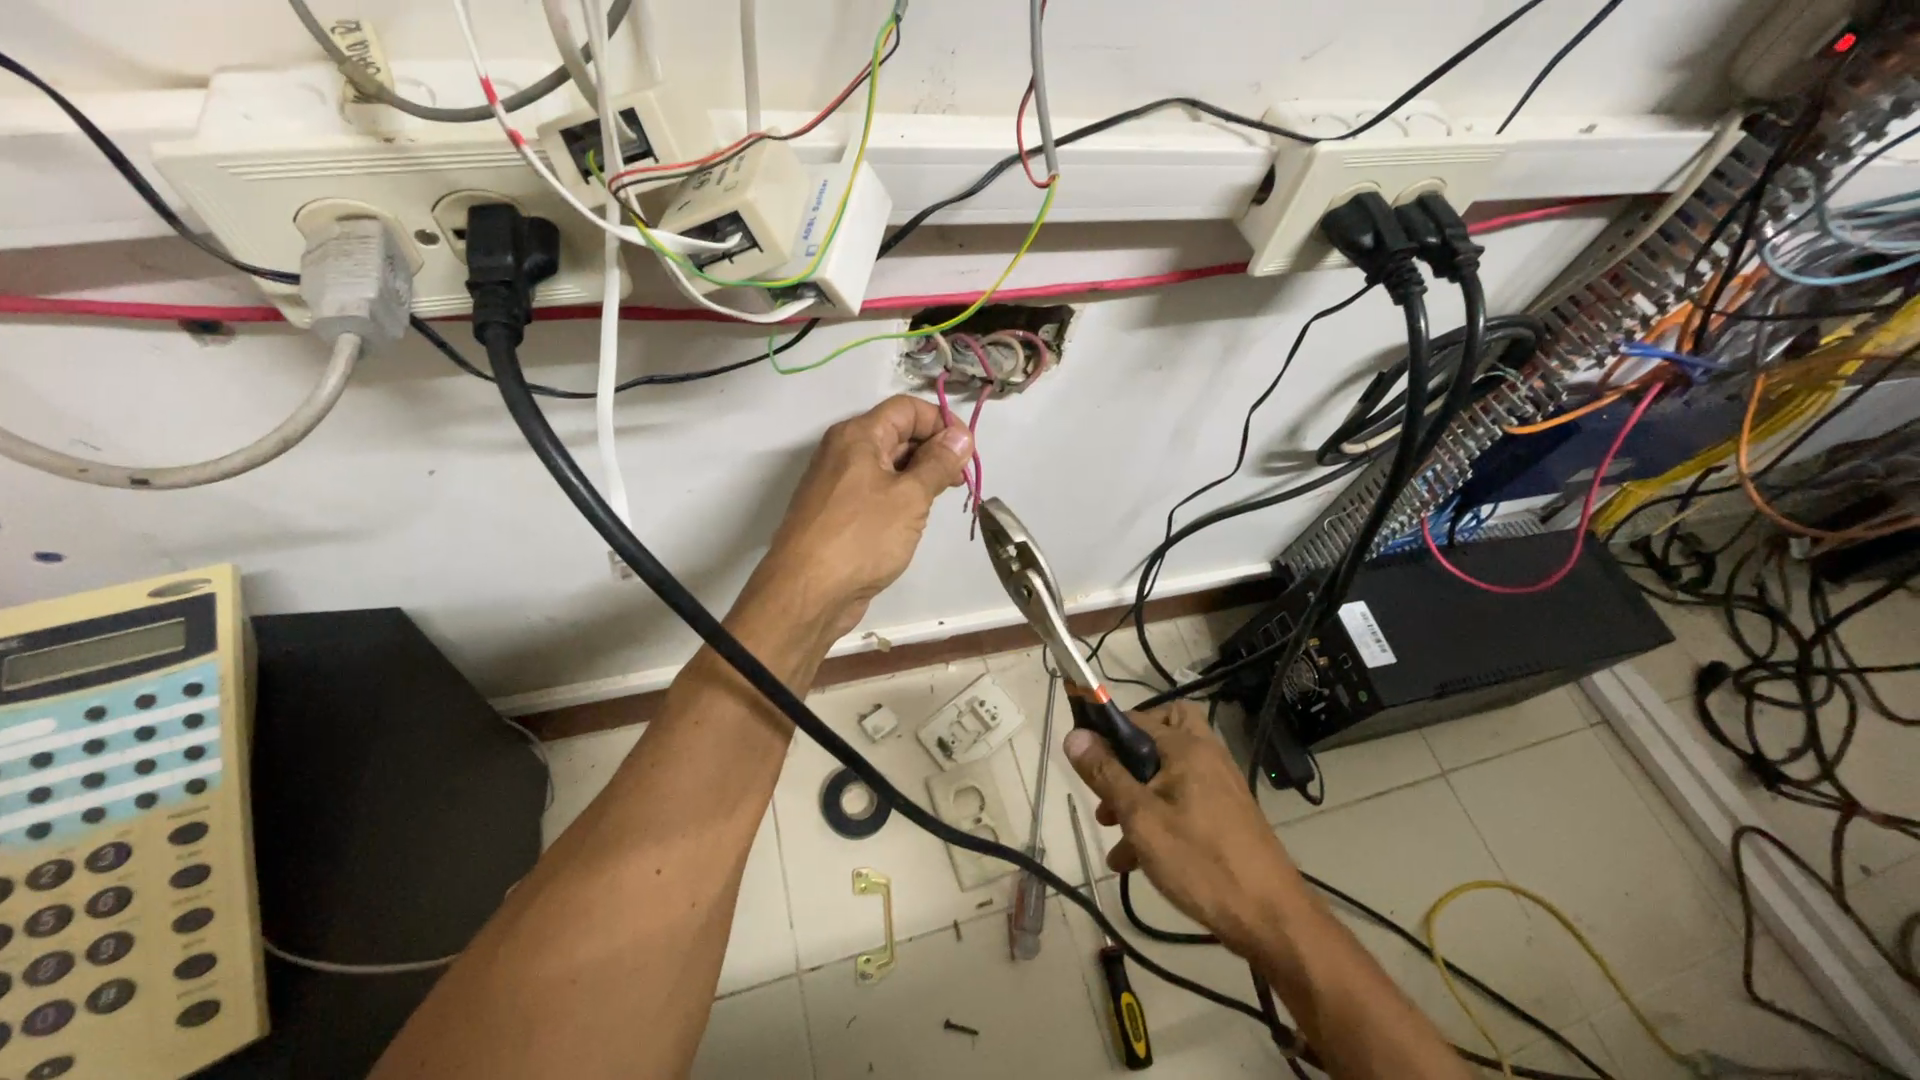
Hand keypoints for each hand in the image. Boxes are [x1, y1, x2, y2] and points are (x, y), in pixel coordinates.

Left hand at [753, 395, 971, 639]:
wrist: (808, 592)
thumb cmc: (861, 537)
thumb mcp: (909, 497)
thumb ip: (938, 464)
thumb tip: (960, 437)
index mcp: (857, 436)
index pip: (906, 409)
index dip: (941, 422)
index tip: (967, 451)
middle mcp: (844, 453)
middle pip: (897, 434)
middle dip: (934, 450)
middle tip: (960, 479)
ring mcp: (839, 485)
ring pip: (889, 466)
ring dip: (919, 476)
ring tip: (942, 499)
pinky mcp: (840, 515)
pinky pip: (877, 493)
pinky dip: (901, 498)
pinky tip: (916, 520)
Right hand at [1066, 705, 1304, 959]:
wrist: (1269, 918)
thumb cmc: (1200, 863)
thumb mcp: (1141, 819)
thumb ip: (1106, 775)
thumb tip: (1075, 735)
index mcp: (1188, 749)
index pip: (1137, 717)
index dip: (1105, 731)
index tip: (1081, 758)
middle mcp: (1207, 757)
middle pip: (1163, 733)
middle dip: (1129, 755)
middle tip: (1107, 780)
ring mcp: (1219, 787)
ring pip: (1168, 772)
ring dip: (1136, 793)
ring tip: (1109, 828)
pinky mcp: (1224, 815)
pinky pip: (1181, 800)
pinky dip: (1157, 816)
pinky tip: (1134, 857)